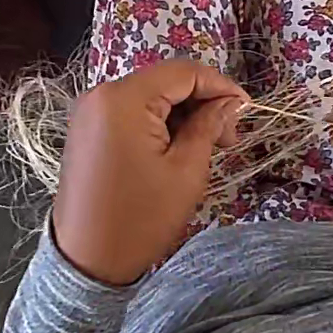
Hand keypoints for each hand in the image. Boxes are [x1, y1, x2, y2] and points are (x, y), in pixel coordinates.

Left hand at [52, 60, 246, 285]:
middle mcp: (100, 94)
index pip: (182, 71)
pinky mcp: (85, 129)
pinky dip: (157, 122)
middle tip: (228, 138)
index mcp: (123, 98)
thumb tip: (230, 102)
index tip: (246, 110)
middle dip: (201, 102)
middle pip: (164, 80)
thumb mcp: (186, 170)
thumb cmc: (140, 218)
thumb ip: (209, 125)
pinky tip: (175, 147)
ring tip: (204, 147)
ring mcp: (88, 111)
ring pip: (148, 96)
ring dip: (181, 113)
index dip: (220, 85)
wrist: (87, 260)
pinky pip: (129, 112)